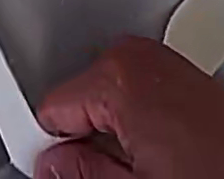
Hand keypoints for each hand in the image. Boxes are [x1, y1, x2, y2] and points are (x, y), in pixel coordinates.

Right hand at [35, 37, 223, 178]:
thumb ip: (83, 177)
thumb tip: (54, 169)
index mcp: (116, 77)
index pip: (50, 106)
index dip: (48, 146)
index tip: (49, 167)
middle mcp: (134, 56)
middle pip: (78, 99)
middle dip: (85, 138)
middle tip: (116, 176)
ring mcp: (156, 58)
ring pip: (105, 97)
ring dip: (112, 131)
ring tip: (149, 166)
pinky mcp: (175, 68)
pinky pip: (134, 92)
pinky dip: (137, 120)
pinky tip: (164, 154)